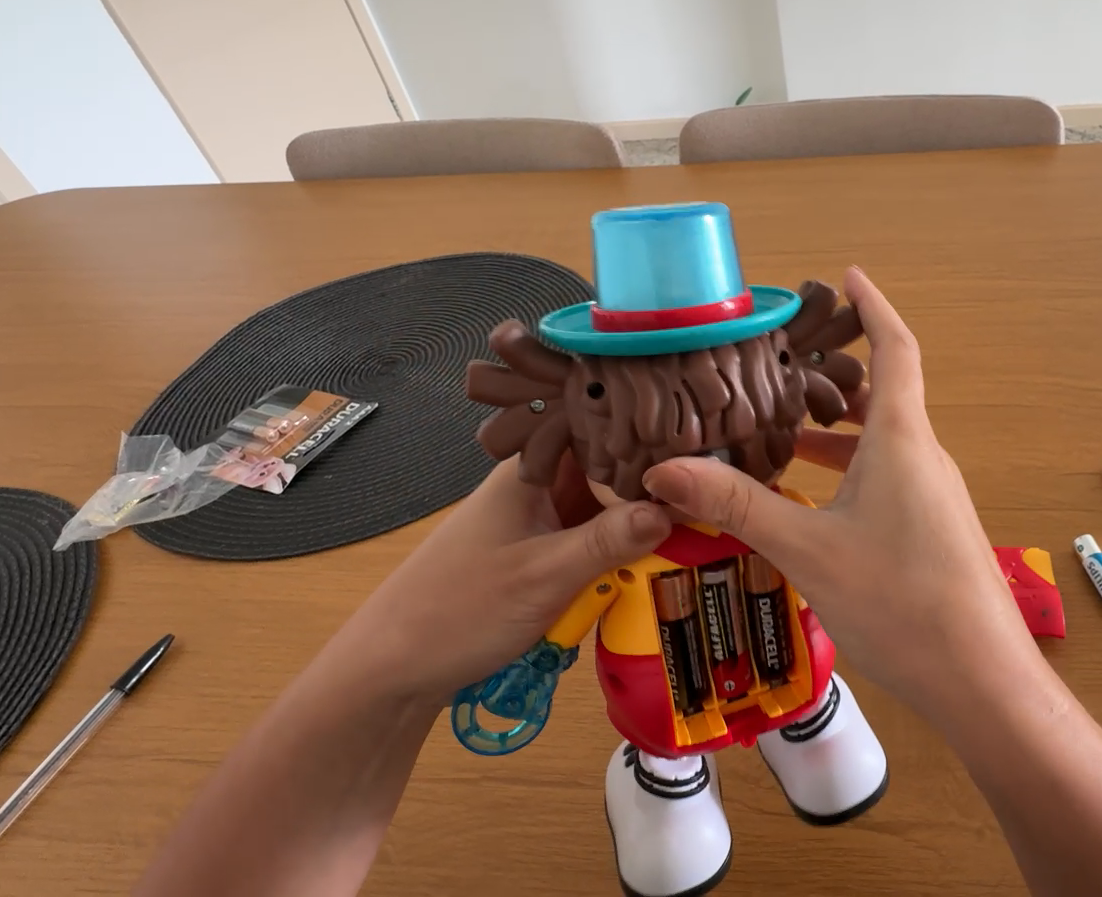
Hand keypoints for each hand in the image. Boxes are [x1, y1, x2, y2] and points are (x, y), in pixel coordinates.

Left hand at [326, 453, 670, 708]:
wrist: (391, 672)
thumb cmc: (460, 610)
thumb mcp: (545, 574)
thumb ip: (612, 539)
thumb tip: (677, 505)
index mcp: (530, 468)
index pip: (597, 429)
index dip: (645, 432)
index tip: (698, 443)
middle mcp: (535, 483)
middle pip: (605, 467)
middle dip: (651, 480)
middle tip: (710, 487)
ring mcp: (536, 518)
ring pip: (601, 504)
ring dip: (636, 516)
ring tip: (695, 515)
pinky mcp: (536, 550)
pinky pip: (589, 535)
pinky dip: (617, 544)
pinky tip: (652, 551)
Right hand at [643, 266, 1034, 720]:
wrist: (980, 678)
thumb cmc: (900, 601)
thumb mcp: (808, 549)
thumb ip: (738, 506)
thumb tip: (664, 471)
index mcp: (901, 438)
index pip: (895, 349)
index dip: (873, 307)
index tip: (848, 276)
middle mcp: (923, 455)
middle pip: (883, 394)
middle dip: (835, 376)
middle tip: (784, 366)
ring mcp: (933, 494)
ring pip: (882, 441)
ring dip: (836, 431)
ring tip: (782, 434)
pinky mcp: (933, 528)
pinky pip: (888, 477)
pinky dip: (850, 470)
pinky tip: (811, 500)